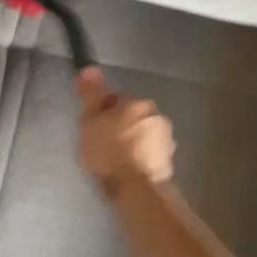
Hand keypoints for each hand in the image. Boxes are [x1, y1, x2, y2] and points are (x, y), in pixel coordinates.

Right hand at [75, 68, 174, 194]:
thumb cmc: (108, 151)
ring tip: (112, 159)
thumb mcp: (90, 122)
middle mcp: (156, 116)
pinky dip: (137, 156)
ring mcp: (165, 139)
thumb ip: (91, 96)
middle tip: (99, 143)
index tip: (91, 127)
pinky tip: (125, 168)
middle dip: (118, 126)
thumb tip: (88, 68)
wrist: (134, 187)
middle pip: (130, 116)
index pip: (115, 100)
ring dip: (129, 141)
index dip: (101, 113)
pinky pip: (147, 152)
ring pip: (140, 134)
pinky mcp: (167, 159)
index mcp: (137, 104)